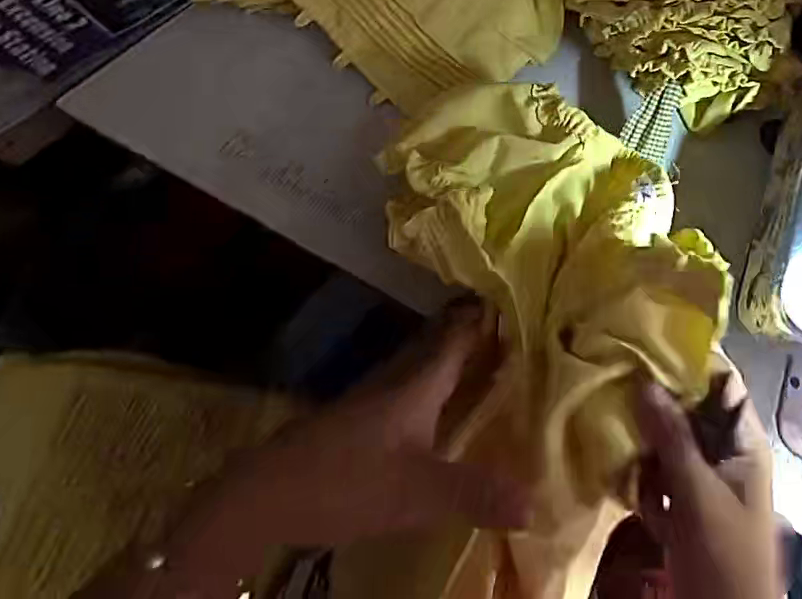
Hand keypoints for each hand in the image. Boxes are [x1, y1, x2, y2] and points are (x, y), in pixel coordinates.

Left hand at [239, 301, 531, 542]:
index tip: (522, 297)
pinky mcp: (364, 416)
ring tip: (488, 355)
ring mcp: (379, 393)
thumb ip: (476, 493)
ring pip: (428, 360)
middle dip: (477, 329)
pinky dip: (437, 379)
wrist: (264, 495)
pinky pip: (413, 382)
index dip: (491, 313)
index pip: (464, 331)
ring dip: (457, 353)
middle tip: (513, 324)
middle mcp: (404, 375)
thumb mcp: (419, 492)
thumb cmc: (349, 479)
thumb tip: (537, 503)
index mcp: (424, 378)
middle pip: (446, 339)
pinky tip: (442, 400)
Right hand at [633, 369, 783, 598]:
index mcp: (744, 442)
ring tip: (626, 451)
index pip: (724, 385)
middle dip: (660, 407)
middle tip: (623, 393)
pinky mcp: (684, 510)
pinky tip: (634, 495)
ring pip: (672, 445)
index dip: (693, 365)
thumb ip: (672, 436)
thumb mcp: (696, 493)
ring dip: (648, 450)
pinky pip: (661, 478)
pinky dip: (646, 483)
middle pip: (692, 412)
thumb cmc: (723, 558)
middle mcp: (726, 454)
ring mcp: (705, 483)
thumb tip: (645, 381)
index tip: (651, 349)